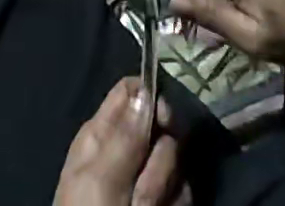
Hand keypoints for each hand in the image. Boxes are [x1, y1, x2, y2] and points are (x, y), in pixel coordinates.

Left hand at [54, 78, 186, 205]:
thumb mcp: (99, 181)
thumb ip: (124, 136)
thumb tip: (147, 90)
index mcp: (99, 135)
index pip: (131, 92)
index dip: (151, 98)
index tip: (163, 119)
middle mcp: (126, 151)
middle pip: (161, 126)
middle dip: (159, 160)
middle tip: (140, 191)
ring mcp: (146, 179)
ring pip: (176, 162)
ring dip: (163, 191)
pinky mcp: (166, 204)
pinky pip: (185, 192)